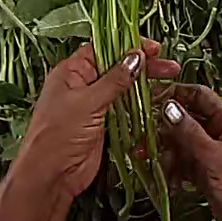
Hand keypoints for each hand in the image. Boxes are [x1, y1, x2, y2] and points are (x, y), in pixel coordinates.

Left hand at [13, 40, 180, 200]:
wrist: (51, 176)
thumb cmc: (57, 136)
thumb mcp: (87, 102)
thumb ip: (114, 79)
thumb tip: (136, 57)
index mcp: (72, 72)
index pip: (103, 48)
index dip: (128, 45)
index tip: (153, 48)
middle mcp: (83, 85)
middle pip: (118, 67)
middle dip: (144, 66)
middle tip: (168, 67)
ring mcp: (95, 105)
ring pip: (124, 88)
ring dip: (146, 85)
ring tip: (169, 82)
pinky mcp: (105, 124)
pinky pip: (126, 109)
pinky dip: (141, 104)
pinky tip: (158, 102)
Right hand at [157, 84, 221, 220]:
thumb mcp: (216, 158)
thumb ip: (190, 133)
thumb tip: (169, 108)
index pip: (200, 97)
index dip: (176, 95)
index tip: (150, 99)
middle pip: (187, 121)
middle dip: (165, 129)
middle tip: (142, 138)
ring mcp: (214, 156)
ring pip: (183, 145)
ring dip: (166, 152)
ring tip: (152, 162)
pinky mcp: (208, 176)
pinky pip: (185, 165)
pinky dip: (174, 170)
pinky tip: (165, 179)